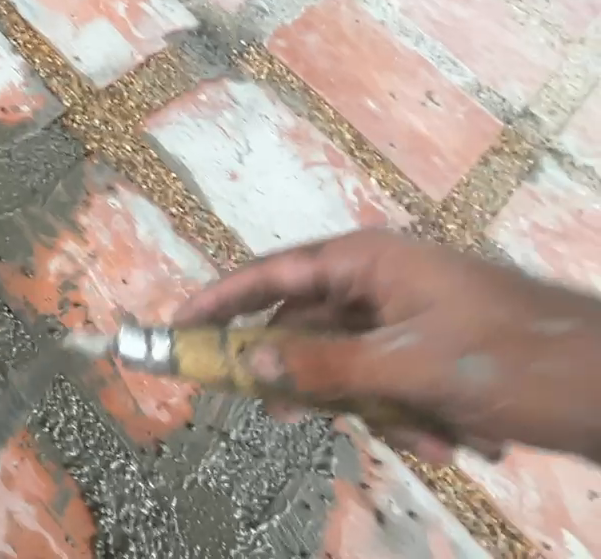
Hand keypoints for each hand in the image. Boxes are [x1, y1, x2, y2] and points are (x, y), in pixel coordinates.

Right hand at [174, 229, 600, 464]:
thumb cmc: (526, 365)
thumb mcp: (416, 371)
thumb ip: (324, 368)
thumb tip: (250, 369)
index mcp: (366, 262)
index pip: (268, 275)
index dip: (218, 301)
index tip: (178, 327)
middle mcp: (381, 280)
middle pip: (307, 324)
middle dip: (308, 376)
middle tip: (277, 411)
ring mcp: (415, 314)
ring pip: (353, 360)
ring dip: (374, 405)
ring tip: (420, 439)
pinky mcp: (445, 350)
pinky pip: (394, 378)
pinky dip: (412, 413)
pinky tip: (456, 441)